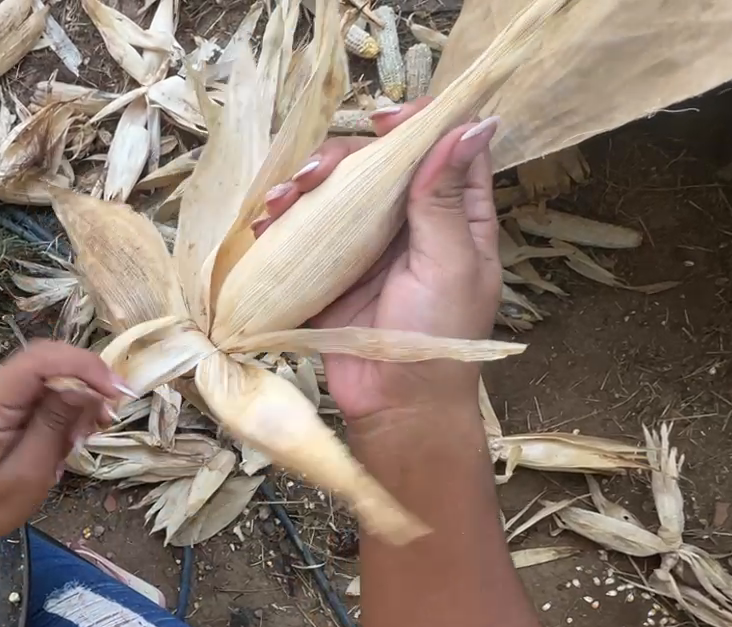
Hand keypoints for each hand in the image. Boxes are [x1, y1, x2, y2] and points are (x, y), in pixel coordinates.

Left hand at [0, 341, 118, 560]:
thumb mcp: (32, 469)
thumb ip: (57, 422)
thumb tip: (88, 387)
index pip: (43, 360)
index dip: (86, 367)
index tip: (118, 392)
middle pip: (46, 361)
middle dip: (84, 382)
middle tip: (107, 417)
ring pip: (45, 375)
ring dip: (73, 398)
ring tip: (83, 436)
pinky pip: (35, 391)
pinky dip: (58, 407)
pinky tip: (68, 435)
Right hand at [252, 102, 501, 424]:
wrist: (396, 404)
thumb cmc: (437, 335)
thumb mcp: (449, 264)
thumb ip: (445, 200)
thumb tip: (468, 125)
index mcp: (450, 215)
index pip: (436, 149)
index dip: (413, 124)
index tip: (382, 118)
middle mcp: (404, 227)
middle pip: (371, 172)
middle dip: (337, 162)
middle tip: (308, 176)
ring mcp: (361, 254)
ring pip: (331, 204)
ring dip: (301, 194)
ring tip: (275, 203)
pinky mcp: (327, 280)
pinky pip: (302, 245)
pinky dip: (280, 233)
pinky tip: (262, 229)